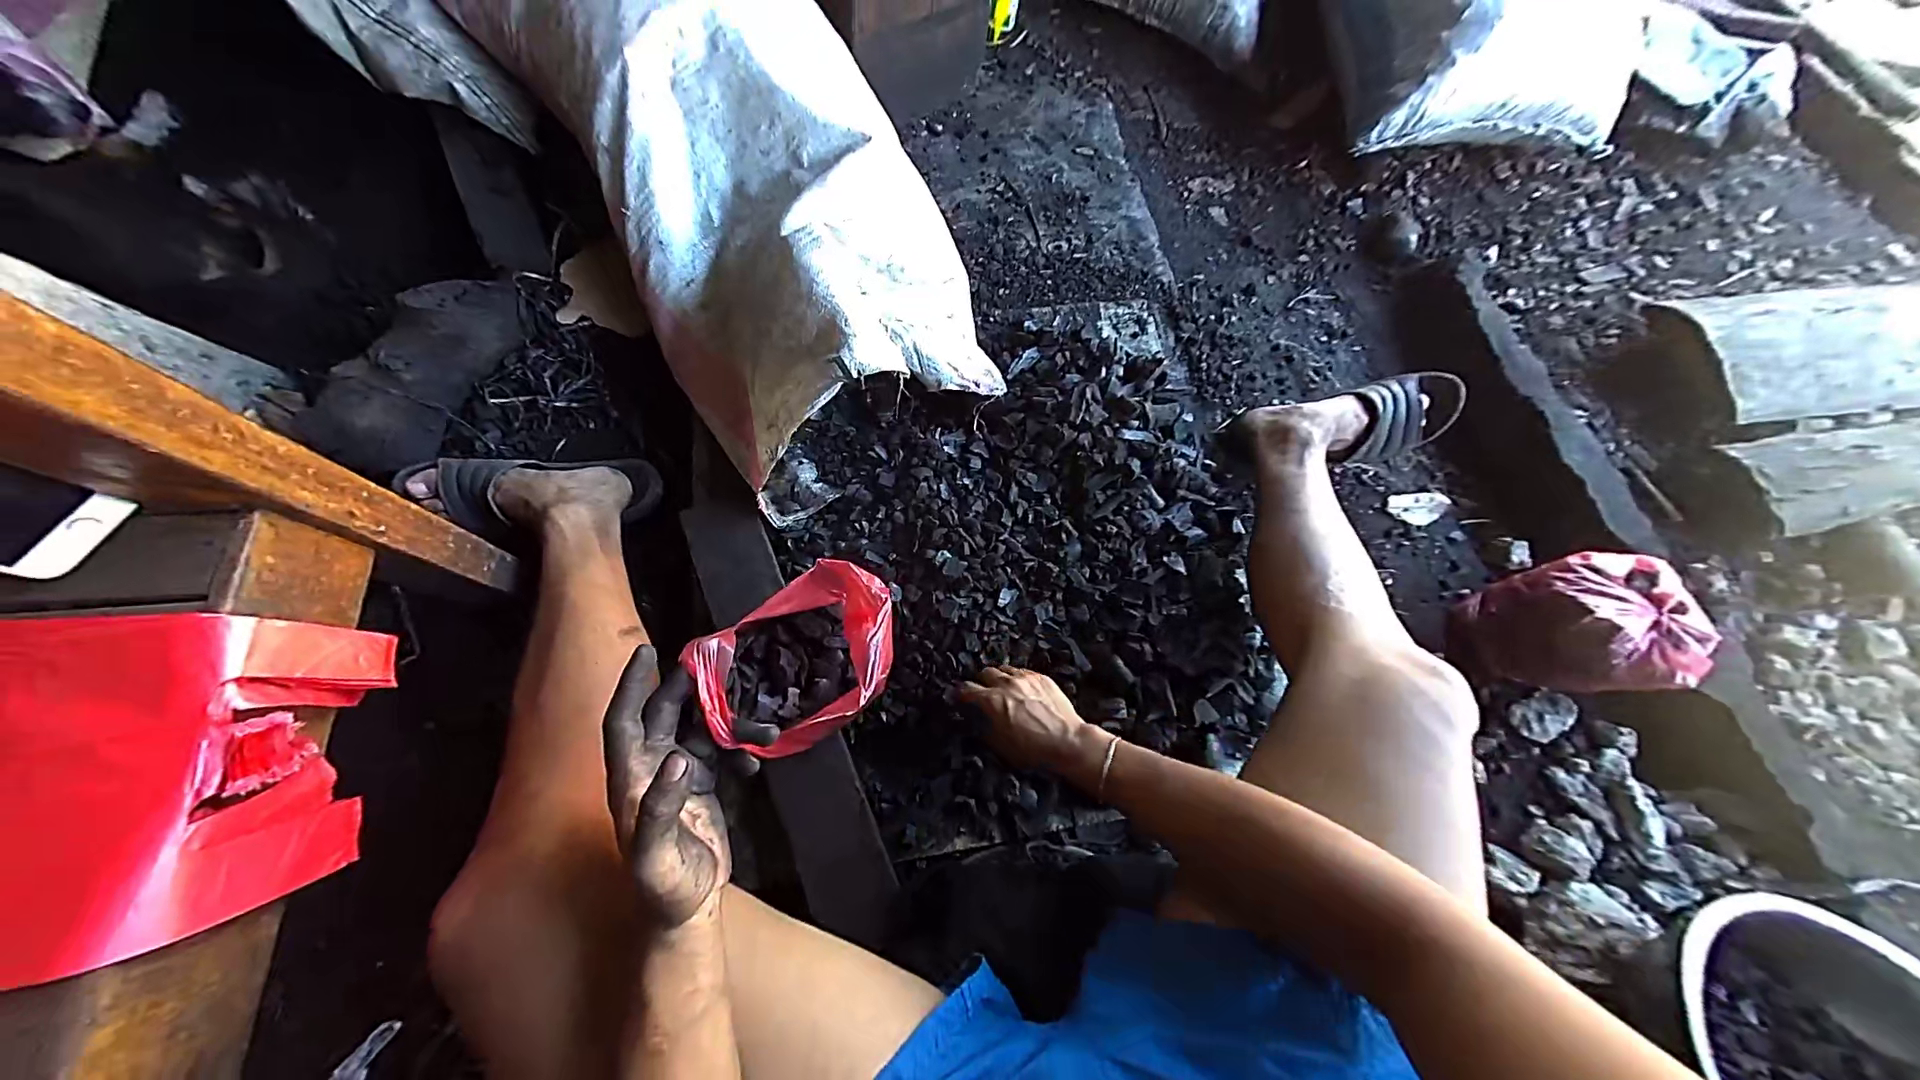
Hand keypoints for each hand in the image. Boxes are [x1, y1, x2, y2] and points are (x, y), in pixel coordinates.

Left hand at [604, 647, 730, 927]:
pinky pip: (721, 751)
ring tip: (756, 723)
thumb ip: (658, 807)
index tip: (646, 652)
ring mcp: (679, 776)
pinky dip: (739, 750)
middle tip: (710, 665)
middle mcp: (650, 769)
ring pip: (698, 729)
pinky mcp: (703, 785)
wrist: (688, 907)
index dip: (631, 686)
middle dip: (684, 688)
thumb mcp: (653, 854)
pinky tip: (753, 763)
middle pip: (662, 715)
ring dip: (724, 721)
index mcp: (629, 781)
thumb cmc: (661, 886)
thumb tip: (677, 760)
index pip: (623, 722)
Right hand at [957, 665, 1107, 777]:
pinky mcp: (1041, 678)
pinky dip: (1017, 679)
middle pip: (984, 673)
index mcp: (992, 702)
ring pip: (1003, 669)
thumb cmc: (1034, 750)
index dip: (960, 694)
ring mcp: (1025, 679)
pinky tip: (1021, 690)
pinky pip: (1022, 672)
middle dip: (981, 683)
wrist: (1068, 743)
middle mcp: (1006, 685)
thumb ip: (983, 726)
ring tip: (1002, 689)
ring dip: (999, 678)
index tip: (959, 697)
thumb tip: (975, 718)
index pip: (966, 689)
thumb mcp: (999, 745)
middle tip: (983, 693)